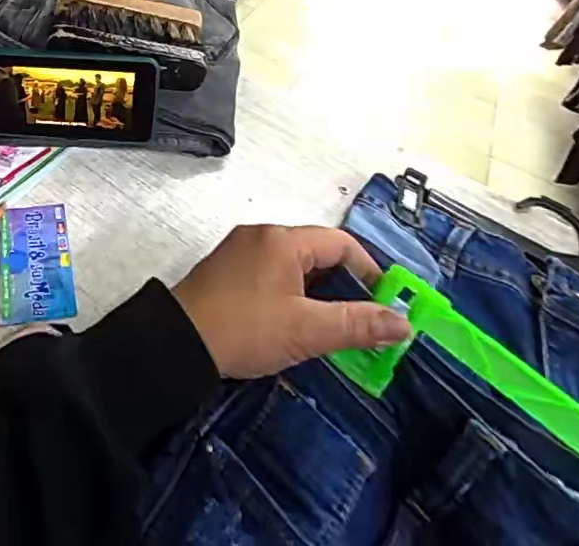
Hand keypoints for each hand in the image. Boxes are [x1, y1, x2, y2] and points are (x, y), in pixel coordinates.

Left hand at [171, 225, 412, 378]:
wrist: (175, 344)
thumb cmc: (245, 329)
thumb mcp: (306, 330)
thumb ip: (356, 324)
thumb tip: (403, 323)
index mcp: (283, 239)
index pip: (340, 243)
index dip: (367, 269)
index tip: (383, 300)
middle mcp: (262, 233)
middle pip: (316, 250)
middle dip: (341, 281)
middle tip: (358, 316)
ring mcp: (240, 248)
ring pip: (292, 262)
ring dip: (315, 287)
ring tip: (328, 322)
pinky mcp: (224, 268)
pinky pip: (269, 270)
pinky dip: (289, 289)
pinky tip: (290, 318)